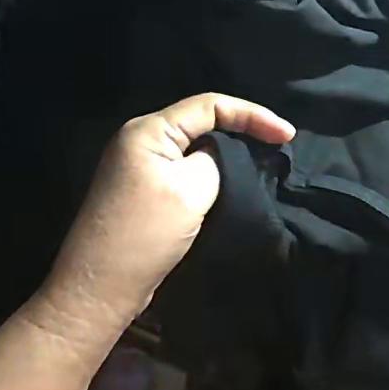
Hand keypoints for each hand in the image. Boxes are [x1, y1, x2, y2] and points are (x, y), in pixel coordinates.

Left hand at [35, 94, 293, 340]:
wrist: (100, 284)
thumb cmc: (145, 232)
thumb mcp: (191, 190)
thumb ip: (213, 161)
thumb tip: (216, 155)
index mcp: (147, 130)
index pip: (208, 106)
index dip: (251, 114)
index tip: (288, 136)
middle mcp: (138, 140)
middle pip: (198, 122)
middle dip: (240, 130)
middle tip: (278, 148)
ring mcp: (137, 167)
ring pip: (191, 149)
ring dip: (225, 154)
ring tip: (262, 165)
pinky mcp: (141, 191)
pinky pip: (181, 171)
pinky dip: (207, 174)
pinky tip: (229, 185)